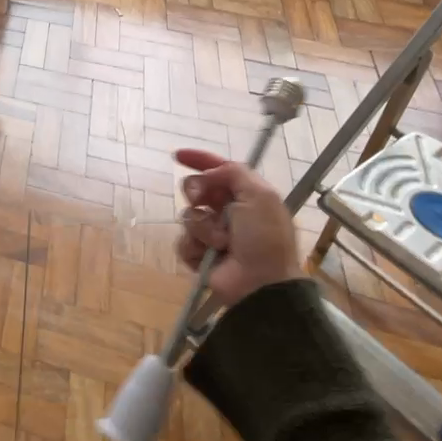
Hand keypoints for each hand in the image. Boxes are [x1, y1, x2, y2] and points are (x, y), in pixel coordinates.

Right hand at [175, 149, 305, 305]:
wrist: (261, 284)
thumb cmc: (264, 238)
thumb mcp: (260, 197)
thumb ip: (234, 173)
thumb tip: (210, 172)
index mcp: (246, 196)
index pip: (218, 169)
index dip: (198, 160)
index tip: (177, 156)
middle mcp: (228, 211)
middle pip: (196, 188)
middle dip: (195, 192)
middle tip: (199, 201)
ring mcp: (213, 233)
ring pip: (188, 215)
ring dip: (202, 227)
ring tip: (219, 243)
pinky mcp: (200, 254)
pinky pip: (183, 240)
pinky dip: (193, 246)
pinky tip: (206, 255)